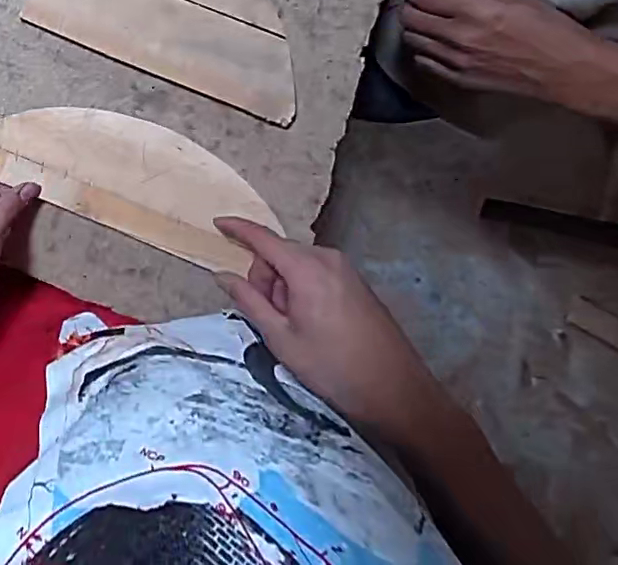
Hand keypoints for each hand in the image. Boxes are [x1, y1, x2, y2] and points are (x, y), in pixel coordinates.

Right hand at [214, 218, 446, 436]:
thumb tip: (222, 275)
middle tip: (272, 320)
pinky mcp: (356, 282)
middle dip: (265, 280)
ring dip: (284, 289)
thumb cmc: (334, 368)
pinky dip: (303, 290)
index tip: (217, 223)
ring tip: (297, 329)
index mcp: (306, 268)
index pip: (262, 238)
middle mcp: (326, 258)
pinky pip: (315, 273)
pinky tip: (314, 325)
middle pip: (278, 255)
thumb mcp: (281, 338)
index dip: (237, 229)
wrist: (400, 395)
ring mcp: (345, 269)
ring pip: (295, 265)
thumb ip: (248, 301)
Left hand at [400, 0, 617, 120]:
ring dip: (417, 28)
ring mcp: (456, 60)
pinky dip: (425, 49)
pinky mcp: (458, 79)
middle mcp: (459, 37)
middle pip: (410, 17)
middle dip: (412, 6)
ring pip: (412, 39)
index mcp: (474, 12)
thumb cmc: (549, 28)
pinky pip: (424, 61)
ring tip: (432, 22)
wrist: (569, 71)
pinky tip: (438, 43)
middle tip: (424, 3)